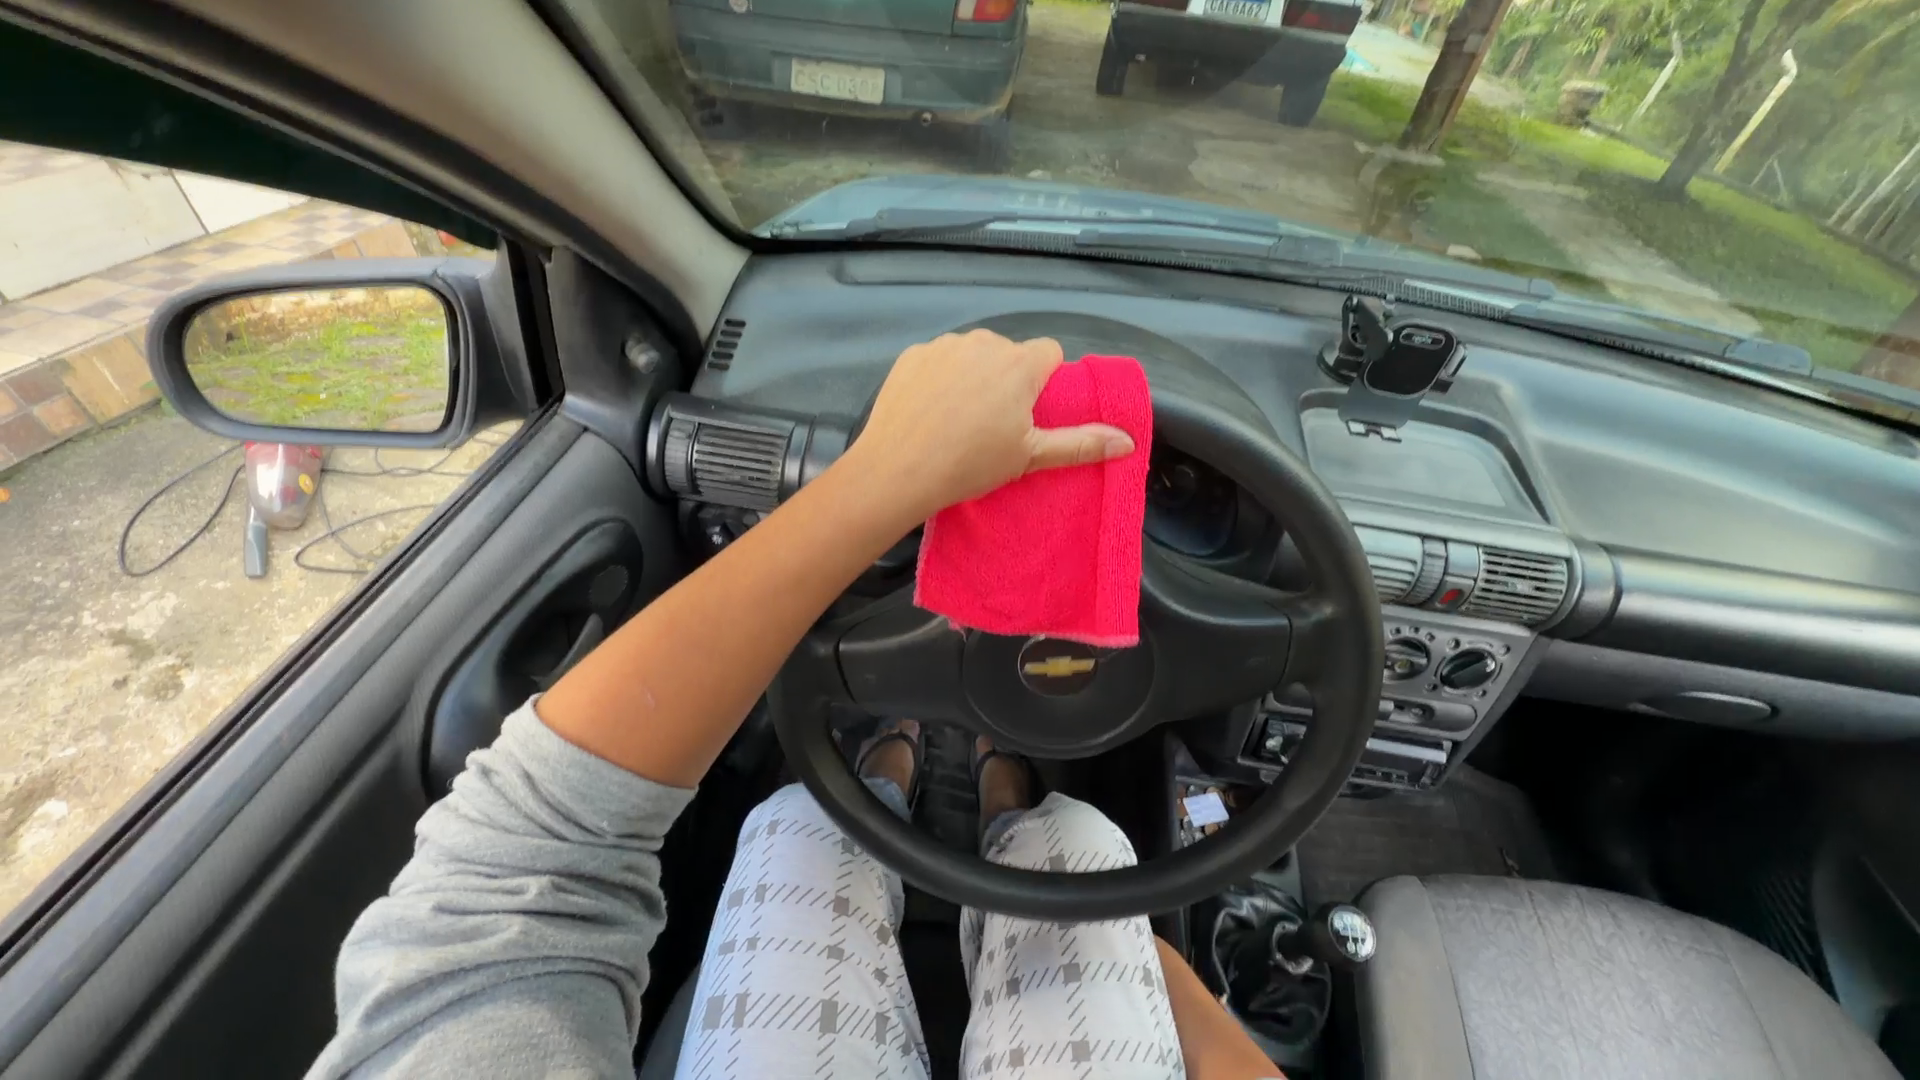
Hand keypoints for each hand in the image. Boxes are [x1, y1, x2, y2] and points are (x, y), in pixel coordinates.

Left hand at [846, 329, 1136, 522]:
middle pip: (1009, 353)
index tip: (1027, 415)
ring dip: (973, 376)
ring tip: (956, 419)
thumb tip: (1128, 441)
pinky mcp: (912, 354)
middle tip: (991, 425)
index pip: (1049, 353)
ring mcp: (944, 345)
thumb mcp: (1030, 457)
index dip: (1043, 383)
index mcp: (1019, 363)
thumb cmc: (970, 464)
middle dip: (1007, 380)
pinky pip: (938, 359)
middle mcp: (984, 342)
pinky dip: (939, 378)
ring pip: (972, 354)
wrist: (897, 470)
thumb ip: (1080, 444)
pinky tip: (928, 410)